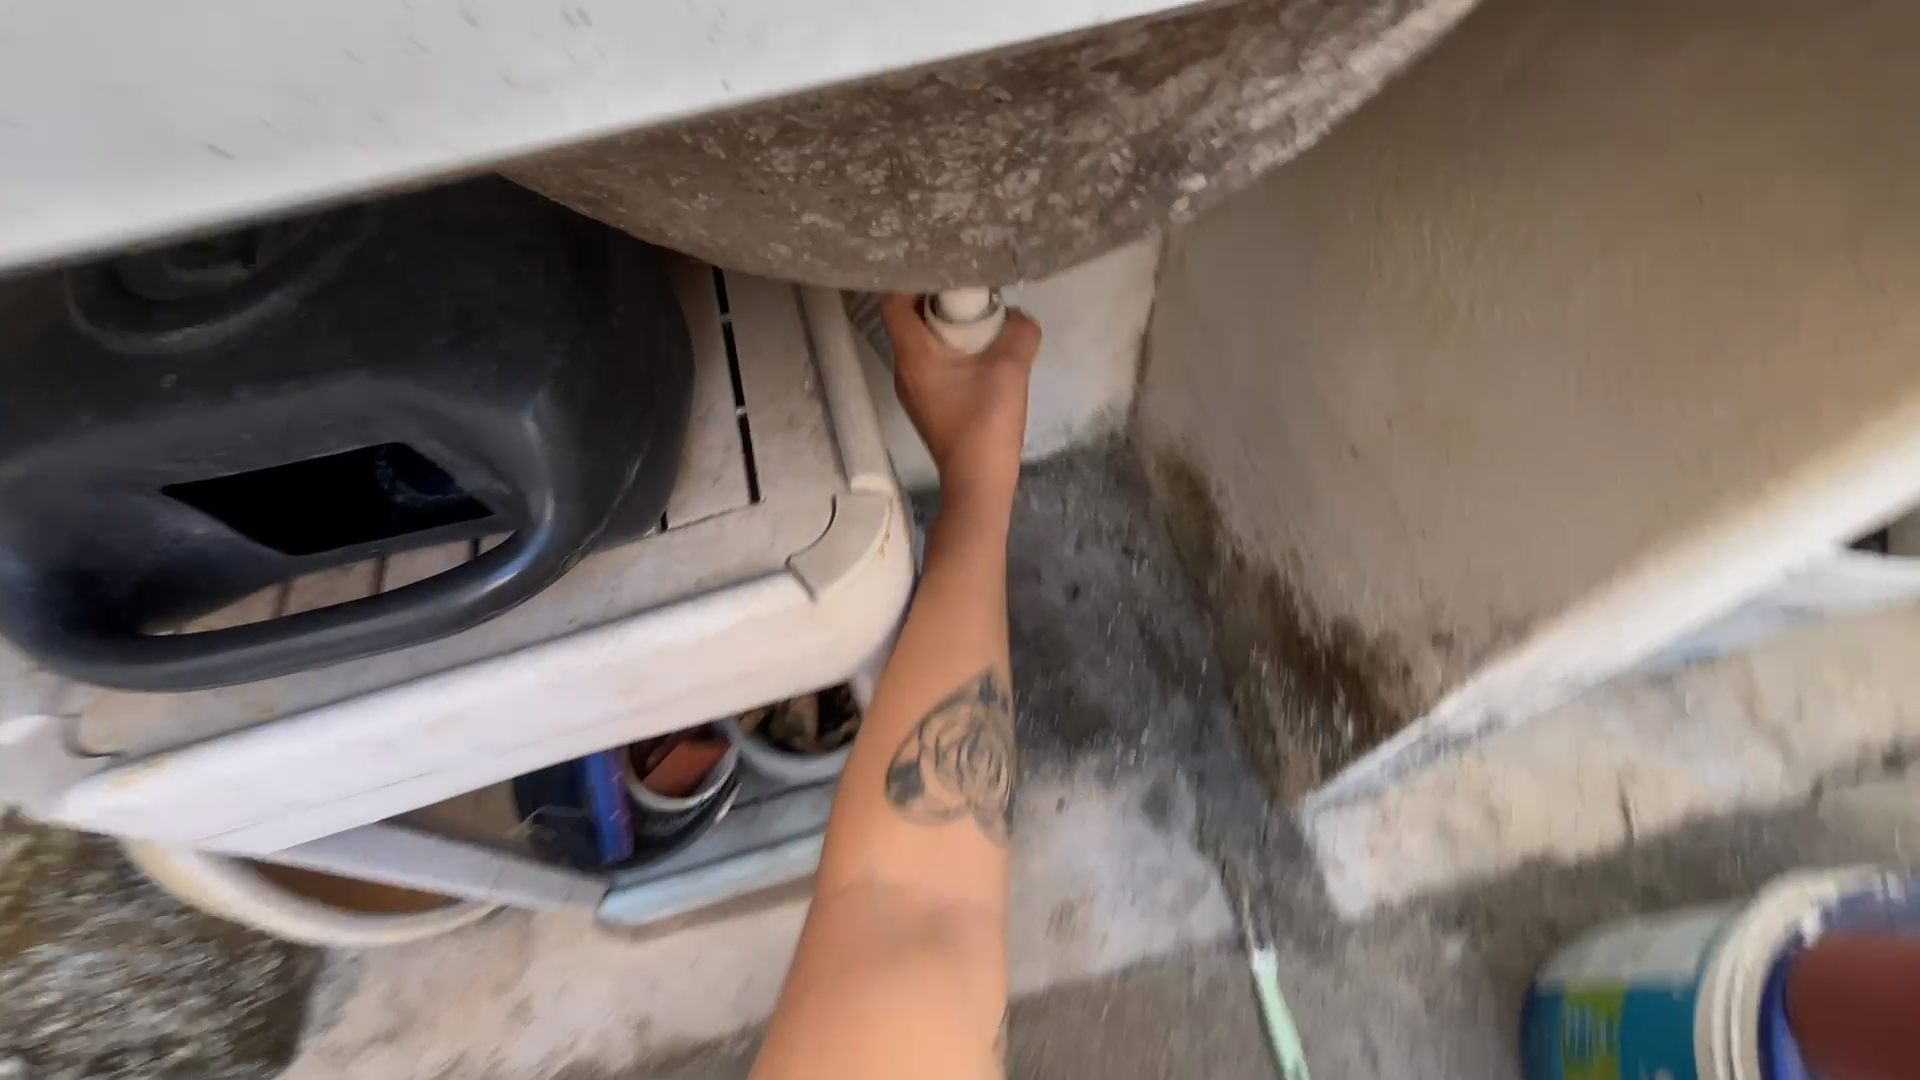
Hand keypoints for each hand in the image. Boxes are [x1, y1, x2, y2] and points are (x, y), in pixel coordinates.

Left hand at [879, 293, 1040, 512]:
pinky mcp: (928, 405)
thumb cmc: (986, 423)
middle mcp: (903, 369)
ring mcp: (913, 390)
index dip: (913, 278)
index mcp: (912, 355)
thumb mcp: (1011, 368)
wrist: (978, 482)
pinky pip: (932, 365)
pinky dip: (951, 351)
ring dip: (947, 328)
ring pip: (923, 343)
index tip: (945, 270)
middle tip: (971, 291)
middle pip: (908, 319)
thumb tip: (1019, 318)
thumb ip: (1019, 331)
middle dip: (938, 300)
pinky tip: (981, 356)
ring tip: (981, 321)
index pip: (892, 300)